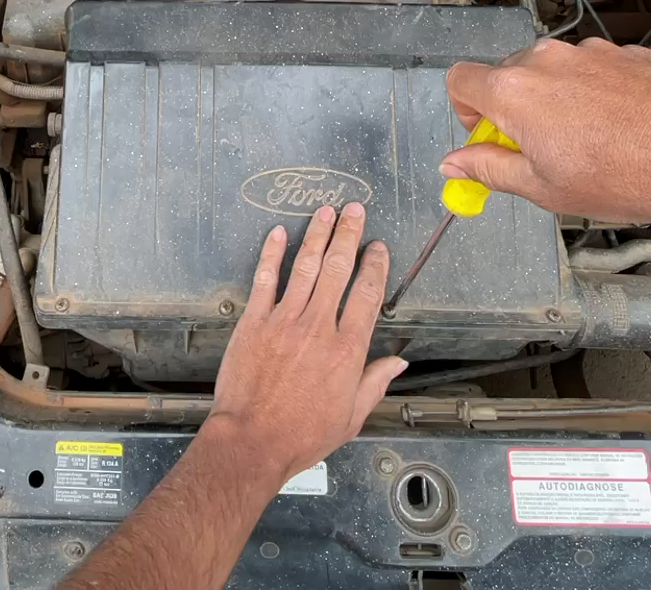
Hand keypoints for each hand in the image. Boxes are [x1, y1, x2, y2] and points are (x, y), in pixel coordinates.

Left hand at [205, 203, 406, 487]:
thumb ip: (374, 383)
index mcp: (346, 350)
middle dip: (348, 234)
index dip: (374, 266)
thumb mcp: (351, 417)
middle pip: (338, 269)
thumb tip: (398, 362)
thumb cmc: (302, 434)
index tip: (377, 248)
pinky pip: (266, 279)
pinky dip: (272, 254)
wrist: (252, 440)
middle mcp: (318, 327)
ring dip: (316, 235)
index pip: (367, 294)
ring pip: (305, 266)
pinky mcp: (255, 320)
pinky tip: (278, 233)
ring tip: (325, 211)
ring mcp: (284, 319)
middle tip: (354, 210)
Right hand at [439, 38, 650, 225]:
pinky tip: (626, 129)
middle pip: (504, 76)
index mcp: (513, 91)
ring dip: (554, 102)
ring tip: (595, 144)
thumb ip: (489, 170)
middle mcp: (544, 59)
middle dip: (512, 110)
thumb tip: (451, 165)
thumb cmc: (629, 177)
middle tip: (543, 152)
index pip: (458, 81)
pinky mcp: (626, 51)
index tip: (491, 138)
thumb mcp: (545, 189)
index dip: (465, 111)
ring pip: (550, 73)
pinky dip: (594, 94)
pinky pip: (591, 70)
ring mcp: (588, 51)